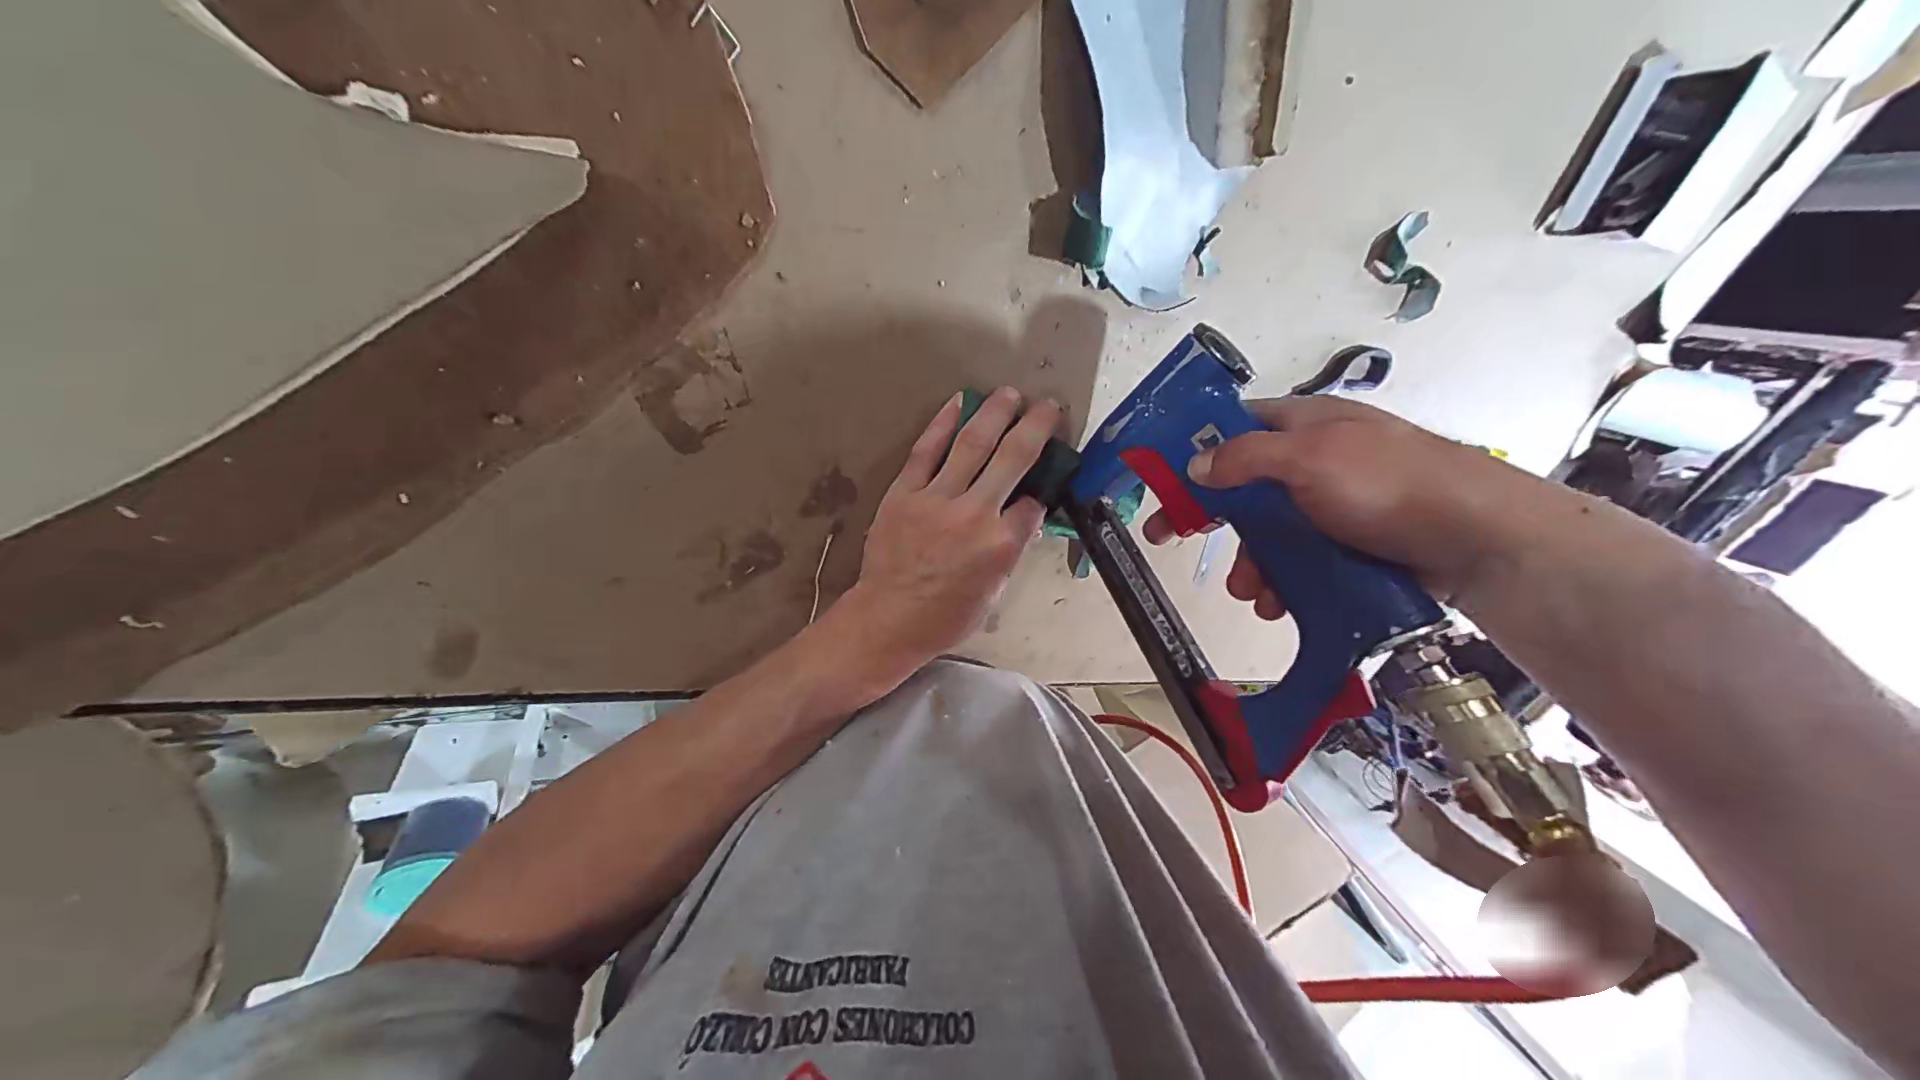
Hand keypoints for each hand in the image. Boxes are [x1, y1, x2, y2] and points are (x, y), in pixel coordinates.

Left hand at [831, 387, 1060, 680]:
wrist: (888, 619)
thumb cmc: (945, 616)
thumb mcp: (994, 591)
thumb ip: (1010, 549)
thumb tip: (1023, 517)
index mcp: (1001, 544)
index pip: (1033, 502)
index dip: (1043, 487)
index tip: (1044, 476)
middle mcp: (974, 514)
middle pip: (1013, 457)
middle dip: (1036, 426)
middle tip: (1048, 405)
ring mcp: (936, 499)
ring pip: (971, 444)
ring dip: (995, 413)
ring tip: (1009, 394)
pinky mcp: (904, 493)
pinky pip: (925, 450)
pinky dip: (942, 423)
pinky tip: (958, 402)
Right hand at [1143, 396, 1544, 611]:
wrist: (1476, 540)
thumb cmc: (1389, 483)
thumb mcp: (1310, 458)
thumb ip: (1246, 458)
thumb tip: (1196, 464)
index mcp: (1302, 424)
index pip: (1232, 425)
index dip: (1193, 448)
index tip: (1161, 478)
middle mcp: (1310, 460)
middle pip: (1239, 485)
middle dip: (1208, 517)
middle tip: (1165, 537)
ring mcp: (1328, 504)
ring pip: (1265, 531)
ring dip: (1248, 562)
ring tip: (1250, 590)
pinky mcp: (1344, 543)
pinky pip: (1295, 560)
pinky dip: (1280, 581)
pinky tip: (1276, 602)